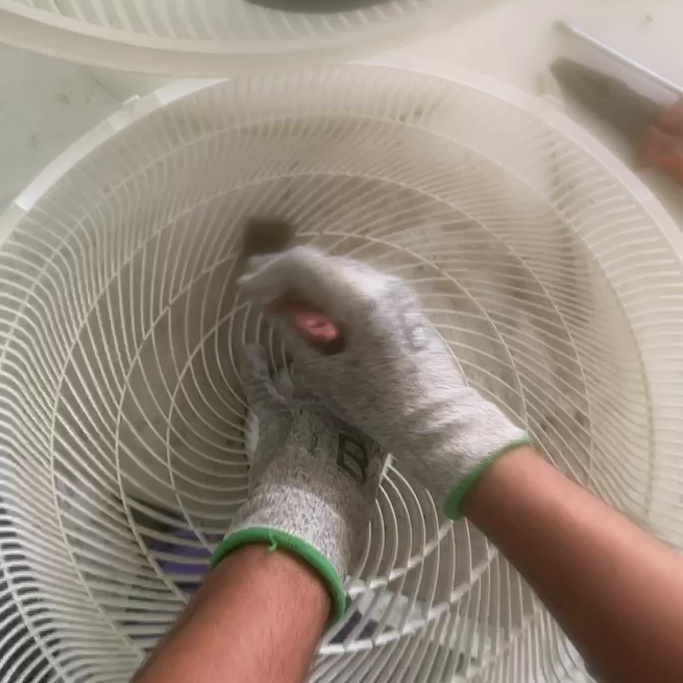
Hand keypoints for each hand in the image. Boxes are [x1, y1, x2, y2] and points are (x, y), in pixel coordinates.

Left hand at [211, 347, 384, 621]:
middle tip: (336, 355)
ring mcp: (308, 408)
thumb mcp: (365, 491)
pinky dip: (254, 367)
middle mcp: (343, 412)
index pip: (367, 408)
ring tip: (300, 340)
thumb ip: (362, 476)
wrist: (314, 512)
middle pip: (338, 386)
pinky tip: (247, 349)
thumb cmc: (342, 512)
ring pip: (304, 378)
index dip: (363, 397)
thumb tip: (356, 485)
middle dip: (337, 374)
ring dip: (302, 364)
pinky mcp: (277, 414)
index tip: (364, 386)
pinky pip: (262, 385)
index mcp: (369, 434)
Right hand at [237, 247, 527, 517]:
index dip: (269, 274)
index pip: (303, 266)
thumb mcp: (325, 374)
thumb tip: (273, 308)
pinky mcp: (399, 299)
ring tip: (276, 294)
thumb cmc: (379, 407)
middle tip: (253, 283)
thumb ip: (295, 334)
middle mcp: (377, 283)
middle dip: (283, 272)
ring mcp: (392, 288)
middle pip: (319, 262)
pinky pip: (353, 282)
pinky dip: (326, 288)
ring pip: (336, 269)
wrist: (436, 420)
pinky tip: (308, 303)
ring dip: (304, 279)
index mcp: (359, 300)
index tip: (246, 290)